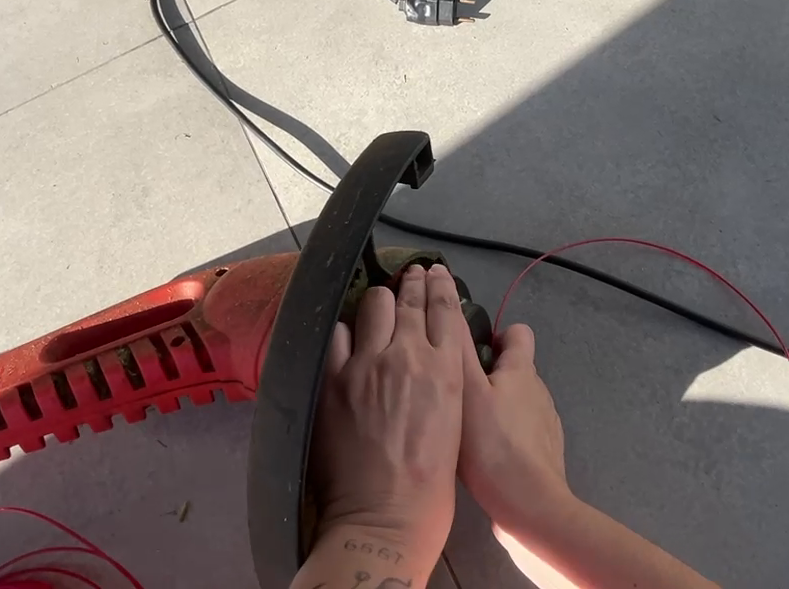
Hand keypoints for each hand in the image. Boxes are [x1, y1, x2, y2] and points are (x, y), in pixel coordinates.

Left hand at [310, 264, 469, 566]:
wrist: (385, 518)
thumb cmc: (431, 483)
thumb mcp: (454, 419)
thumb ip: (441, 378)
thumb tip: (430, 358)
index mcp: (445, 368)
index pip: (443, 308)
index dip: (439, 284)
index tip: (435, 271)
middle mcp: (407, 354)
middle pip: (408, 299)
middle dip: (410, 282)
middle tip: (410, 274)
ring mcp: (367, 363)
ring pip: (373, 305)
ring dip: (378, 302)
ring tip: (377, 303)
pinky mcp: (334, 379)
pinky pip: (336, 335)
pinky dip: (343, 332)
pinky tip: (346, 337)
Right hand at [458, 322, 572, 531]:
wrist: (531, 509)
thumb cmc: (494, 445)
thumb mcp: (466, 391)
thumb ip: (459, 348)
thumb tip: (452, 304)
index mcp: (521, 369)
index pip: (517, 332)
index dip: (496, 335)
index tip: (470, 352)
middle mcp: (538, 390)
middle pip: (513, 369)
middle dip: (487, 376)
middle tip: (455, 395)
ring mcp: (545, 423)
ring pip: (516, 402)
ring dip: (494, 408)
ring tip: (463, 430)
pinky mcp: (544, 454)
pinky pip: (521, 433)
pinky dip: (504, 438)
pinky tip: (483, 459)